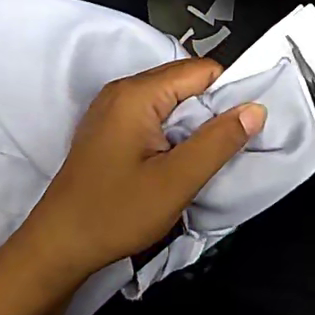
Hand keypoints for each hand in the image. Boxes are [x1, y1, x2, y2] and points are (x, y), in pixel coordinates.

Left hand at [16, 59, 265, 283]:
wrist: (60, 243)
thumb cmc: (116, 212)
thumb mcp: (176, 180)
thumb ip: (218, 141)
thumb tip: (254, 109)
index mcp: (136, 94)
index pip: (200, 70)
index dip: (229, 93)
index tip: (246, 126)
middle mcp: (122, 90)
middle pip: (184, 81)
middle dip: (211, 109)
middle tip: (226, 147)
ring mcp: (111, 108)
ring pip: (169, 99)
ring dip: (192, 123)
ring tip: (203, 157)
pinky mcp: (109, 127)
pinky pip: (152, 114)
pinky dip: (172, 131)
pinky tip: (176, 160)